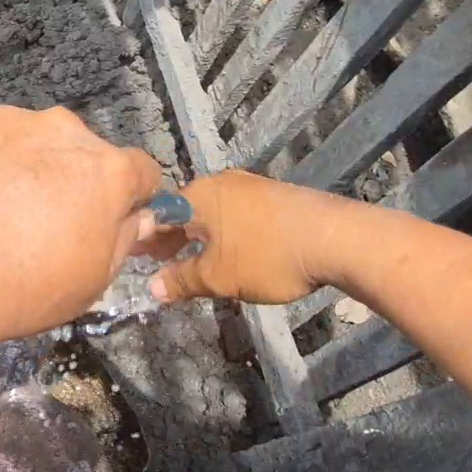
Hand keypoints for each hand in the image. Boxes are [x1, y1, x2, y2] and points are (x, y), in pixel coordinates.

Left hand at [0, 105, 164, 347]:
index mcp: (105, 170)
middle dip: (68, 179)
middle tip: (38, 223)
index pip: (140, 171)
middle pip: (78, 151)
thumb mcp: (92, 282)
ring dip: (18, 167)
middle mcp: (59, 130)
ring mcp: (2, 121)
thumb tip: (135, 216)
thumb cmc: (20, 289)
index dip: (129, 198)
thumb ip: (122, 240)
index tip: (110, 220)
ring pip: (24, 141)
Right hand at [141, 170, 356, 304]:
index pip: (157, 214)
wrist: (338, 239)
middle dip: (170, 238)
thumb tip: (153, 288)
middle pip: (183, 211)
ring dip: (197, 236)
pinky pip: (235, 214)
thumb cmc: (267, 255)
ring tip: (193, 260)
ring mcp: (250, 187)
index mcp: (198, 195)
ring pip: (210, 212)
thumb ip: (182, 281)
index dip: (143, 239)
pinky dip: (223, 232)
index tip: (133, 259)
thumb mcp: (218, 277)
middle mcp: (220, 183)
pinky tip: (230, 251)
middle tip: (159, 263)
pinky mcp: (274, 196)